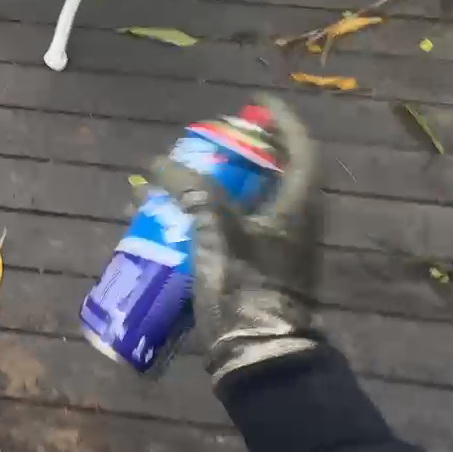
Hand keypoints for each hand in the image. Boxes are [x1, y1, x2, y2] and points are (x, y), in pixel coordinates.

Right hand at [151, 94, 321, 385]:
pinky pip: (217, 223)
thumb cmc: (248, 282)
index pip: (300, 151)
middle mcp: (287, 220)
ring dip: (202, 181)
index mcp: (296, 208)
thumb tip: (155, 162)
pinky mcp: (244, 262)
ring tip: (165, 173)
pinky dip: (188, 212)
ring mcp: (267, 243)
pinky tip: (151, 212)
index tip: (256, 102)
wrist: (256, 349)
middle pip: (265, 171)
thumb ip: (188, 187)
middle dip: (231, 151)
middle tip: (201, 137)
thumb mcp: (217, 226)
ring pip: (237, 197)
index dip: (282, 122)